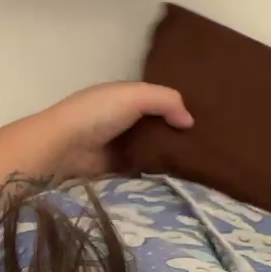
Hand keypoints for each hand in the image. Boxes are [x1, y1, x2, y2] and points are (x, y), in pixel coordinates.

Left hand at [34, 82, 192, 176]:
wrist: (64, 148)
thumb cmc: (97, 113)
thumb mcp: (135, 95)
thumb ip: (166, 101)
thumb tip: (189, 121)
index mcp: (125, 97)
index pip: (158, 100)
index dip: (177, 106)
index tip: (206, 117)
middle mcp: (123, 120)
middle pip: (157, 126)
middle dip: (176, 133)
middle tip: (207, 144)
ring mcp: (119, 146)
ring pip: (152, 149)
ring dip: (169, 154)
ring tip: (199, 161)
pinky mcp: (116, 169)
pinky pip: (142, 170)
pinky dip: (156, 172)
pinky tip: (179, 176)